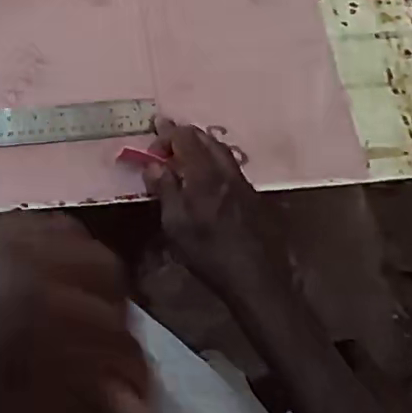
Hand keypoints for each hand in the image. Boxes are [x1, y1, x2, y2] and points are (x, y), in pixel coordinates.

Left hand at [0, 212, 150, 412]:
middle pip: (105, 272)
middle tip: (107, 360)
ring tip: (79, 319)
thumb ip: (75, 401)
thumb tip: (129, 399)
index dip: (131, 372)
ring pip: (75, 239)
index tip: (136, 401)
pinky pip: (36, 224)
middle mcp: (23, 251)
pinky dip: (57, 250)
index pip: (111, 332)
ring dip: (90, 279)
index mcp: (35, 302)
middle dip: (117, 319)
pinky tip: (43, 283)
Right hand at [140, 117, 292, 298]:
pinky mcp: (254, 198)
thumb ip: (165, 190)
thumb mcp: (175, 225)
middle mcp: (227, 172)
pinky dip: (214, 160)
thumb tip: (153, 164)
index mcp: (205, 174)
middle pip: (207, 138)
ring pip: (221, 151)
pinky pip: (230, 166)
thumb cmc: (209, 253)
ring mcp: (244, 184)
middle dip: (185, 135)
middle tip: (166, 142)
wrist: (258, 281)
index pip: (185, 138)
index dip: (167, 132)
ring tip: (184, 156)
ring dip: (201, 146)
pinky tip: (207, 177)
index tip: (153, 131)